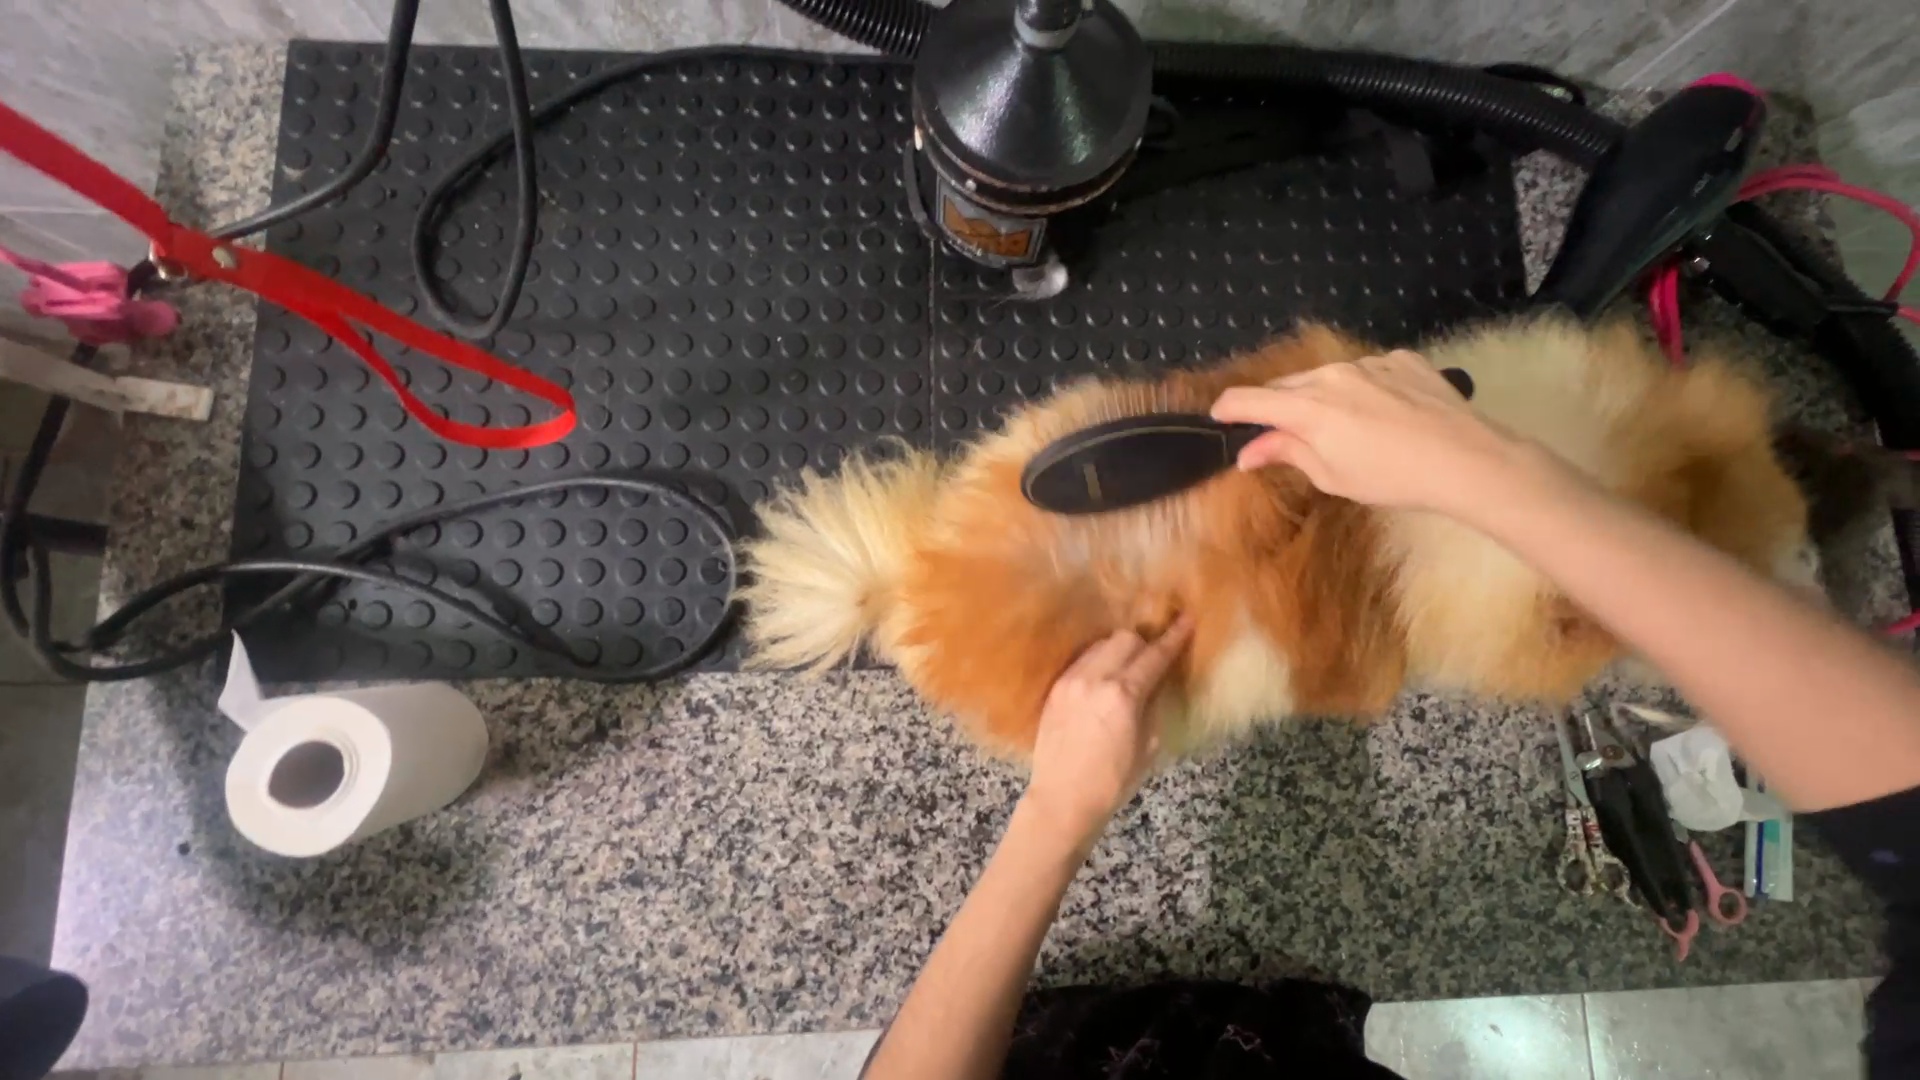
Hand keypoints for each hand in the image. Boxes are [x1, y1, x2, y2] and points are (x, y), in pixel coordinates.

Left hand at [1025, 615, 1194, 844]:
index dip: (1174, 637)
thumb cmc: (1113, 781)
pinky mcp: (1055, 688)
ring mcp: (1070, 680)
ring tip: (1126, 667)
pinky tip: (1102, 679)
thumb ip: (1152, 705)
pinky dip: (1097, 661)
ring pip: (1101, 645)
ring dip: (1119, 650)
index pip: (1154, 655)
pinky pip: (1081, 660)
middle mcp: (1094, 679)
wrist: (1063, 798)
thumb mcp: (1148, 745)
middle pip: (1126, 638)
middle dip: (1144, 643)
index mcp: (1123, 695)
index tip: (1186, 621)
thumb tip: (1157, 681)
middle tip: (1153, 657)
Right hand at [1211, 350, 1554, 516]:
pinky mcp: (1402, 359)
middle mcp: (1331, 375)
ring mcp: (1369, 362)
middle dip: (1275, 408)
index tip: (1218, 417)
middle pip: (1284, 386)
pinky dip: (1359, 389)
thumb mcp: (1330, 475)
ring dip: (1317, 398)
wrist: (1469, 460)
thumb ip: (1285, 453)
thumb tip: (1248, 452)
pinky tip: (1381, 413)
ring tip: (1340, 427)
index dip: (1227, 409)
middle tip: (1282, 435)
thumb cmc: (1391, 478)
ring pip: (1324, 377)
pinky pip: (1364, 371)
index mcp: (1308, 408)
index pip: (1248, 400)